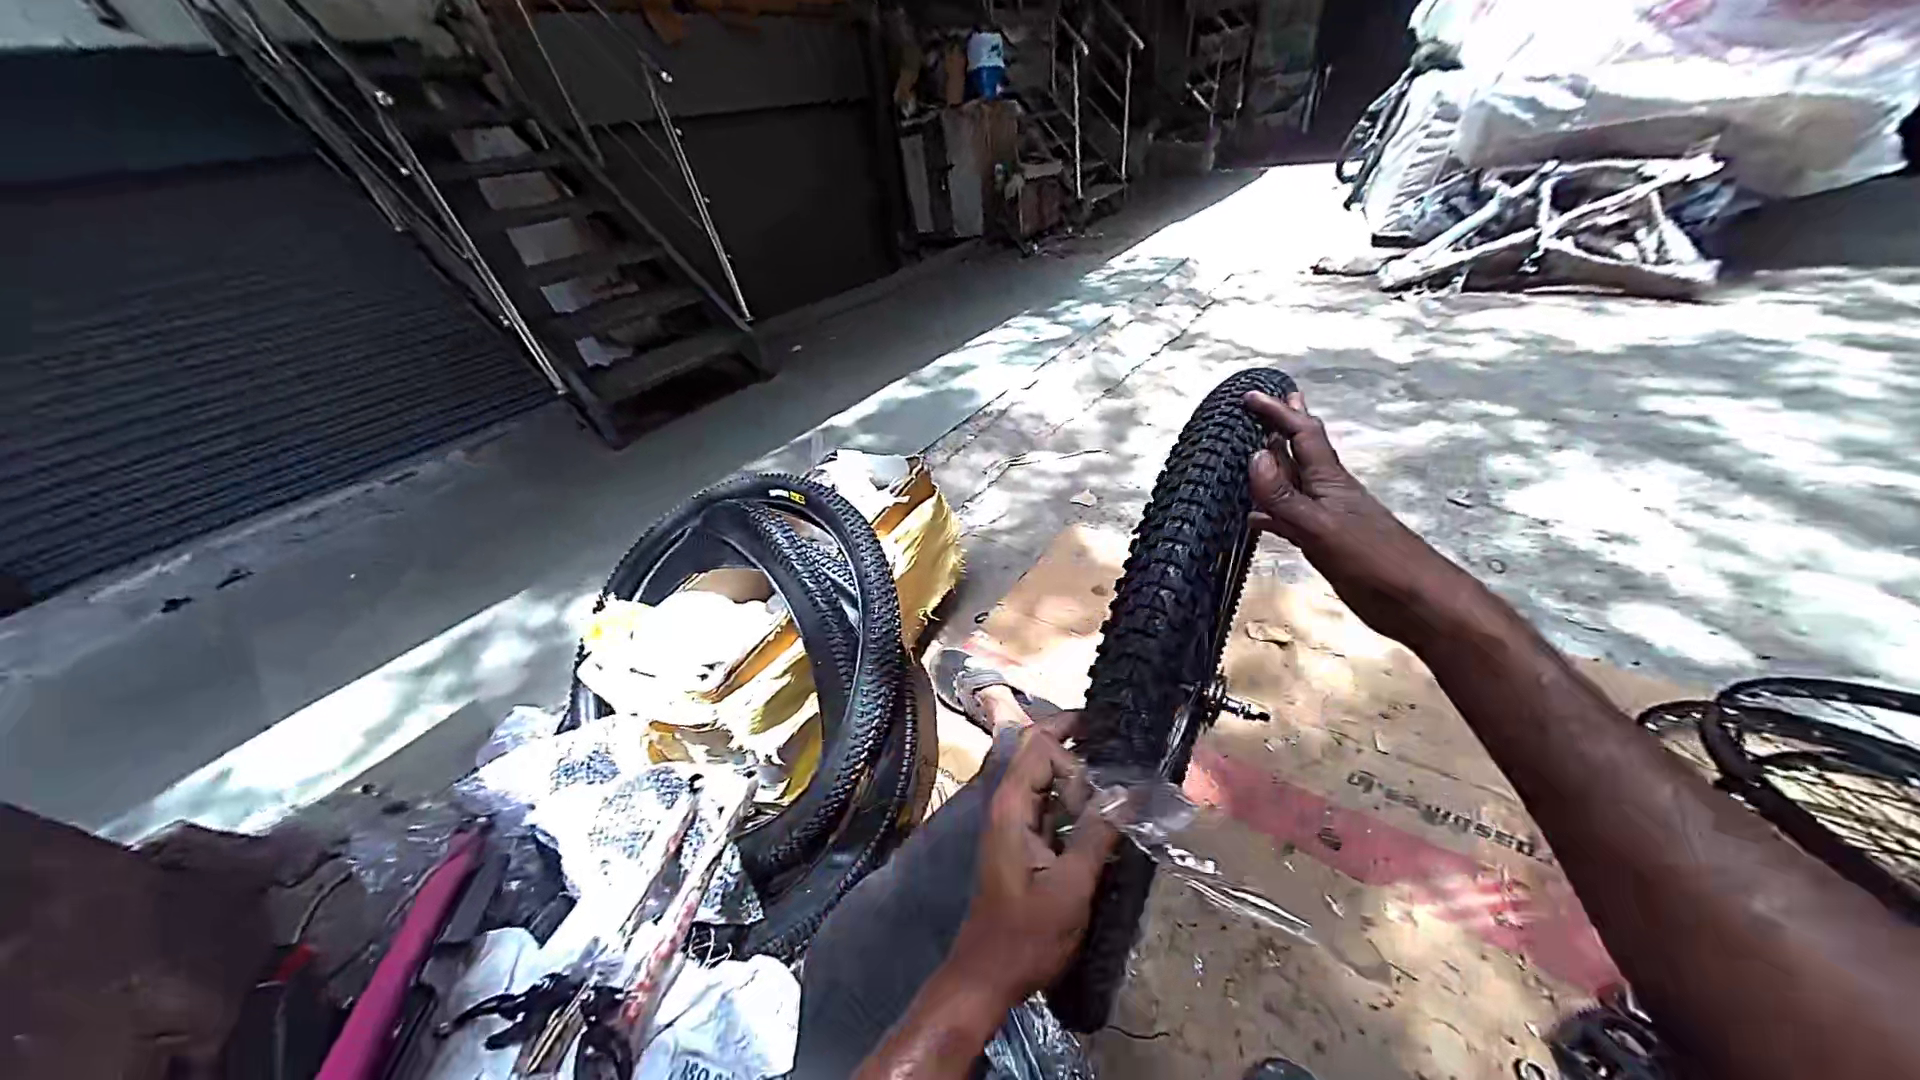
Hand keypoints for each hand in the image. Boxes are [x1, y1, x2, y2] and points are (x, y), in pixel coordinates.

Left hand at [948, 722, 1119, 1007]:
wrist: (990, 972)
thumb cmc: (1027, 934)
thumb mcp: (1070, 887)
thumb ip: (1096, 835)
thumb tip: (1128, 792)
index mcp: (1012, 805)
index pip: (1041, 747)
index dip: (1075, 752)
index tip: (1110, 768)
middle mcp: (1009, 802)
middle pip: (1037, 750)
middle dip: (1072, 737)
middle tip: (1114, 739)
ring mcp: (1015, 819)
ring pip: (1044, 774)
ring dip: (1076, 768)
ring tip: (1117, 768)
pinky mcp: (1024, 838)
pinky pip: (1049, 800)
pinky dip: (1074, 795)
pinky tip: (1103, 806)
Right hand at [1243, 390, 1483, 647]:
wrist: (1415, 600)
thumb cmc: (1373, 560)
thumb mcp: (1321, 526)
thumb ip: (1285, 496)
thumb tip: (1254, 456)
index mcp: (1329, 482)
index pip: (1301, 435)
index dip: (1277, 413)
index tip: (1252, 395)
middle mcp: (1326, 493)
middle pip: (1301, 451)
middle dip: (1286, 425)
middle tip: (1274, 402)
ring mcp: (1325, 517)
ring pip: (1293, 484)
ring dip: (1274, 466)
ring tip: (1256, 454)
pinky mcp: (1323, 541)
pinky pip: (1287, 518)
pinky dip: (1269, 513)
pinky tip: (1254, 519)